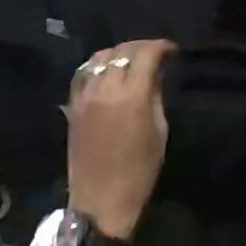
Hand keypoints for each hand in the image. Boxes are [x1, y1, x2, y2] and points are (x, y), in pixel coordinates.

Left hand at [66, 39, 174, 238]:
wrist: (101, 199)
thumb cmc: (140, 169)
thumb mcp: (159, 130)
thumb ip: (155, 96)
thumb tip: (156, 72)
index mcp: (132, 96)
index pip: (146, 55)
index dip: (162, 47)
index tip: (173, 51)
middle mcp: (105, 90)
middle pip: (122, 51)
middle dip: (142, 47)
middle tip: (156, 54)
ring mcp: (84, 96)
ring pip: (99, 58)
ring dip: (119, 53)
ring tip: (132, 61)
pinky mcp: (73, 106)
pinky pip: (83, 74)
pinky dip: (97, 66)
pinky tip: (108, 72)